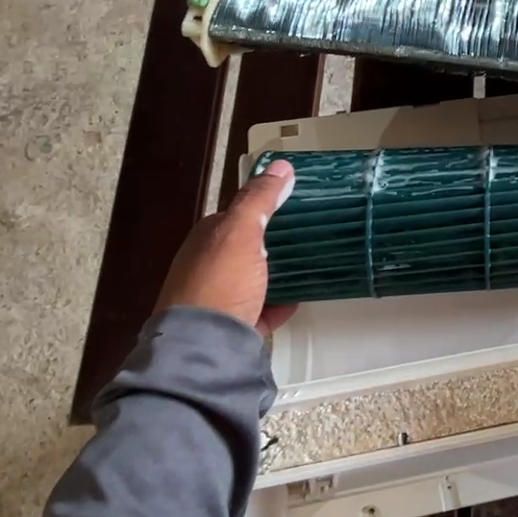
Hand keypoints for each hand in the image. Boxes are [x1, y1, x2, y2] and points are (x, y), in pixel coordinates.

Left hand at [156, 159, 299, 335]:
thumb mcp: (240, 233)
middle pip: (248, 246)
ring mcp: (221, 299)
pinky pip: (265, 306)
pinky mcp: (236, 325)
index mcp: (206, 241)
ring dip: (280, 269)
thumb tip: (280, 165)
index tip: (298, 201)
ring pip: (256, 276)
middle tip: (312, 230)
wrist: (205, 351)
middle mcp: (208, 268)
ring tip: (312, 260)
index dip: (265, 205)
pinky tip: (301, 295)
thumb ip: (259, 199)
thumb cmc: (219, 285)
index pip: (238, 215)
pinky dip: (282, 300)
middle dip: (276, 239)